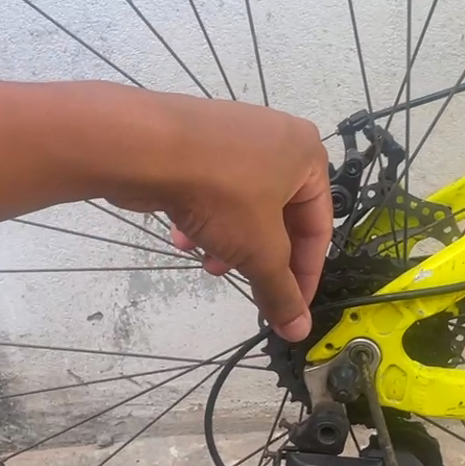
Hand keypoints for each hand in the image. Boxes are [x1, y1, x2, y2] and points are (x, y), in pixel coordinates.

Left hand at [109, 95, 330, 340]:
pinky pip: (215, 188)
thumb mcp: (259, 251)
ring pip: (244, 205)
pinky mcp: (199, 141)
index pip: (318, 226)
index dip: (306, 274)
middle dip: (259, 256)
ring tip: (208, 262)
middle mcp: (276, 138)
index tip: (291, 307)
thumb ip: (280, 292)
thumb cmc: (220, 191)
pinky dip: (206, 217)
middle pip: (279, 217)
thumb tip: (299, 329)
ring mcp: (234, 135)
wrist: (146, 148)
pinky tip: (184, 237)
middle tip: (243, 281)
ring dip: (230, 242)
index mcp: (307, 154)